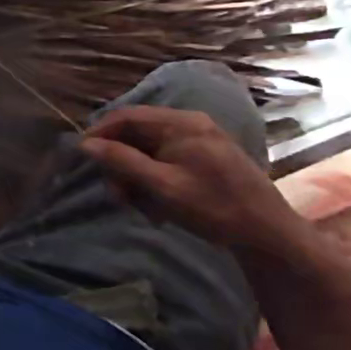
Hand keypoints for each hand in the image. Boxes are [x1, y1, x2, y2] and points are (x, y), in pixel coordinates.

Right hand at [78, 106, 313, 260]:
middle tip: (118, 196)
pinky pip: (168, 161)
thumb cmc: (213, 207)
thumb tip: (86, 144)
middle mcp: (190, 124)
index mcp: (180, 123)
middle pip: (138, 134)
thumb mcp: (161, 186)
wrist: (267, 233)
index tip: (82, 155)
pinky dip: (156, 181)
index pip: (127, 116)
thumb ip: (122, 162)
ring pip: (151, 151)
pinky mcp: (207, 158)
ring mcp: (201, 140)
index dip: (101, 133)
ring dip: (138, 178)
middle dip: (122, 164)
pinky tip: (160, 208)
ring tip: (143, 208)